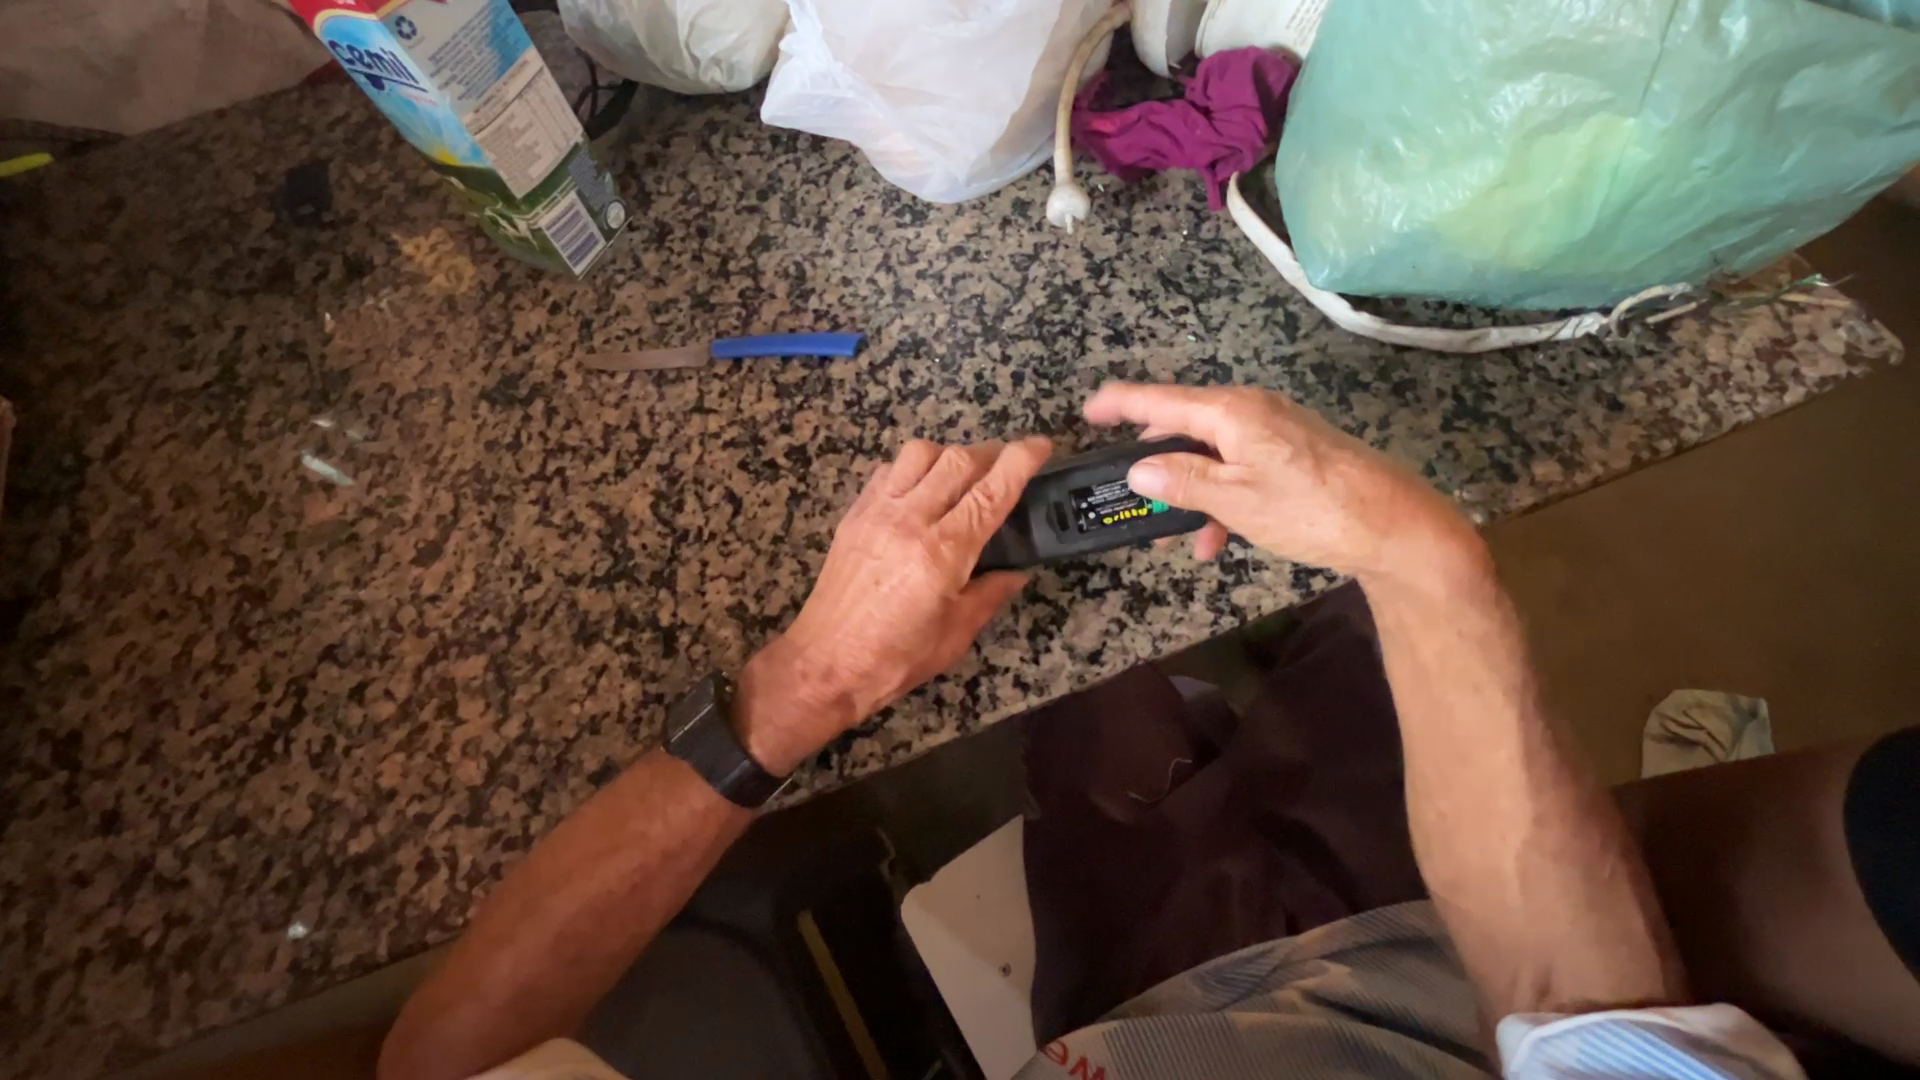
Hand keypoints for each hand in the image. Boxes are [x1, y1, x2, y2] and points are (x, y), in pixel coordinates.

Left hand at [736, 436, 1052, 772]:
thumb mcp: (956, 634)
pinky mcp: (854, 515)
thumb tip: (1016, 573)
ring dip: (949, 455)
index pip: (991, 490)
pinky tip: (921, 489)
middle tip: (1006, 463)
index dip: (1021, 460)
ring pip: (919, 452)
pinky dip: (912, 468)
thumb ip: (990, 594)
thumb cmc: (896, 657)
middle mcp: (910, 519)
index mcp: (943, 552)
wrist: (826, 663)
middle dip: (990, 452)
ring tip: (961, 475)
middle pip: (958, 459)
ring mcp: (877, 512)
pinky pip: (888, 471)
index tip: (1041, 445)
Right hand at [1082, 382, 1479, 582]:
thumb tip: (1137, 470)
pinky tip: (1217, 539)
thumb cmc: (1311, 510)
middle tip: (1132, 495)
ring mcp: (1274, 431)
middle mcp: (1251, 411)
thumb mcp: (1236, 500)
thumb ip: (1183, 482)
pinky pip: (1239, 467)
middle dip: (1155, 463)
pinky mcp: (1292, 453)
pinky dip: (1220, 497)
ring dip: (1188, 492)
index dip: (1121, 403)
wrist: (1396, 527)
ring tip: (1176, 537)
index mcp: (1232, 412)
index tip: (1088, 409)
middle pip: (1184, 427)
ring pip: (1211, 454)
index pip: (1162, 400)